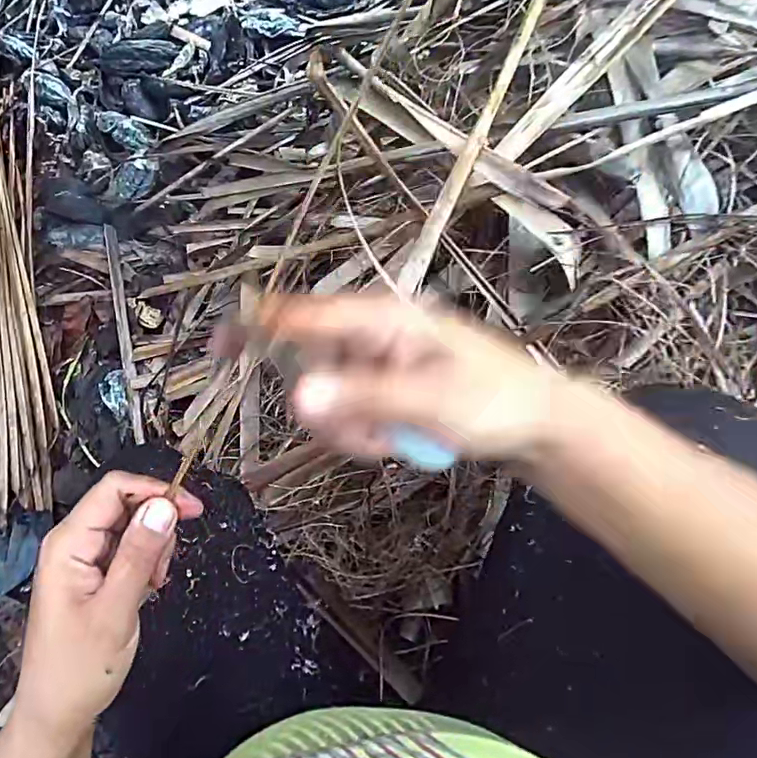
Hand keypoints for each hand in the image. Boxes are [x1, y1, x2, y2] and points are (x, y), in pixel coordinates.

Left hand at [10, 472, 204, 740]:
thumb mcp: (115, 612)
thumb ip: (139, 555)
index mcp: (68, 543)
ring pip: (129, 527)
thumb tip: (164, 507)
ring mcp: (81, 558)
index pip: (113, 489)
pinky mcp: (91, 573)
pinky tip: (146, 589)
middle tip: (165, 567)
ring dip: (152, 547)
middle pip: (124, 504)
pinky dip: (144, 562)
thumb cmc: (77, 670)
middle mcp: (72, 542)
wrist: (56, 715)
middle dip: (155, 525)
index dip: (155, 490)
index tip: (192, 509)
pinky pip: (126, 549)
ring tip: (152, 585)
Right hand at [223, 293, 577, 462]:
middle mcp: (370, 333)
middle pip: (309, 369)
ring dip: (347, 428)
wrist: (537, 421)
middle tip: (370, 441)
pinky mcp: (377, 384)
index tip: (219, 343)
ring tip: (392, 441)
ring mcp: (373, 360)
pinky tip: (393, 440)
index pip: (305, 316)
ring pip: (323, 397)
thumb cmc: (496, 399)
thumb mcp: (432, 402)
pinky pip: (343, 411)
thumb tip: (296, 398)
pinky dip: (358, 433)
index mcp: (382, 318)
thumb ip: (362, 399)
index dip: (257, 325)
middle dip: (330, 412)